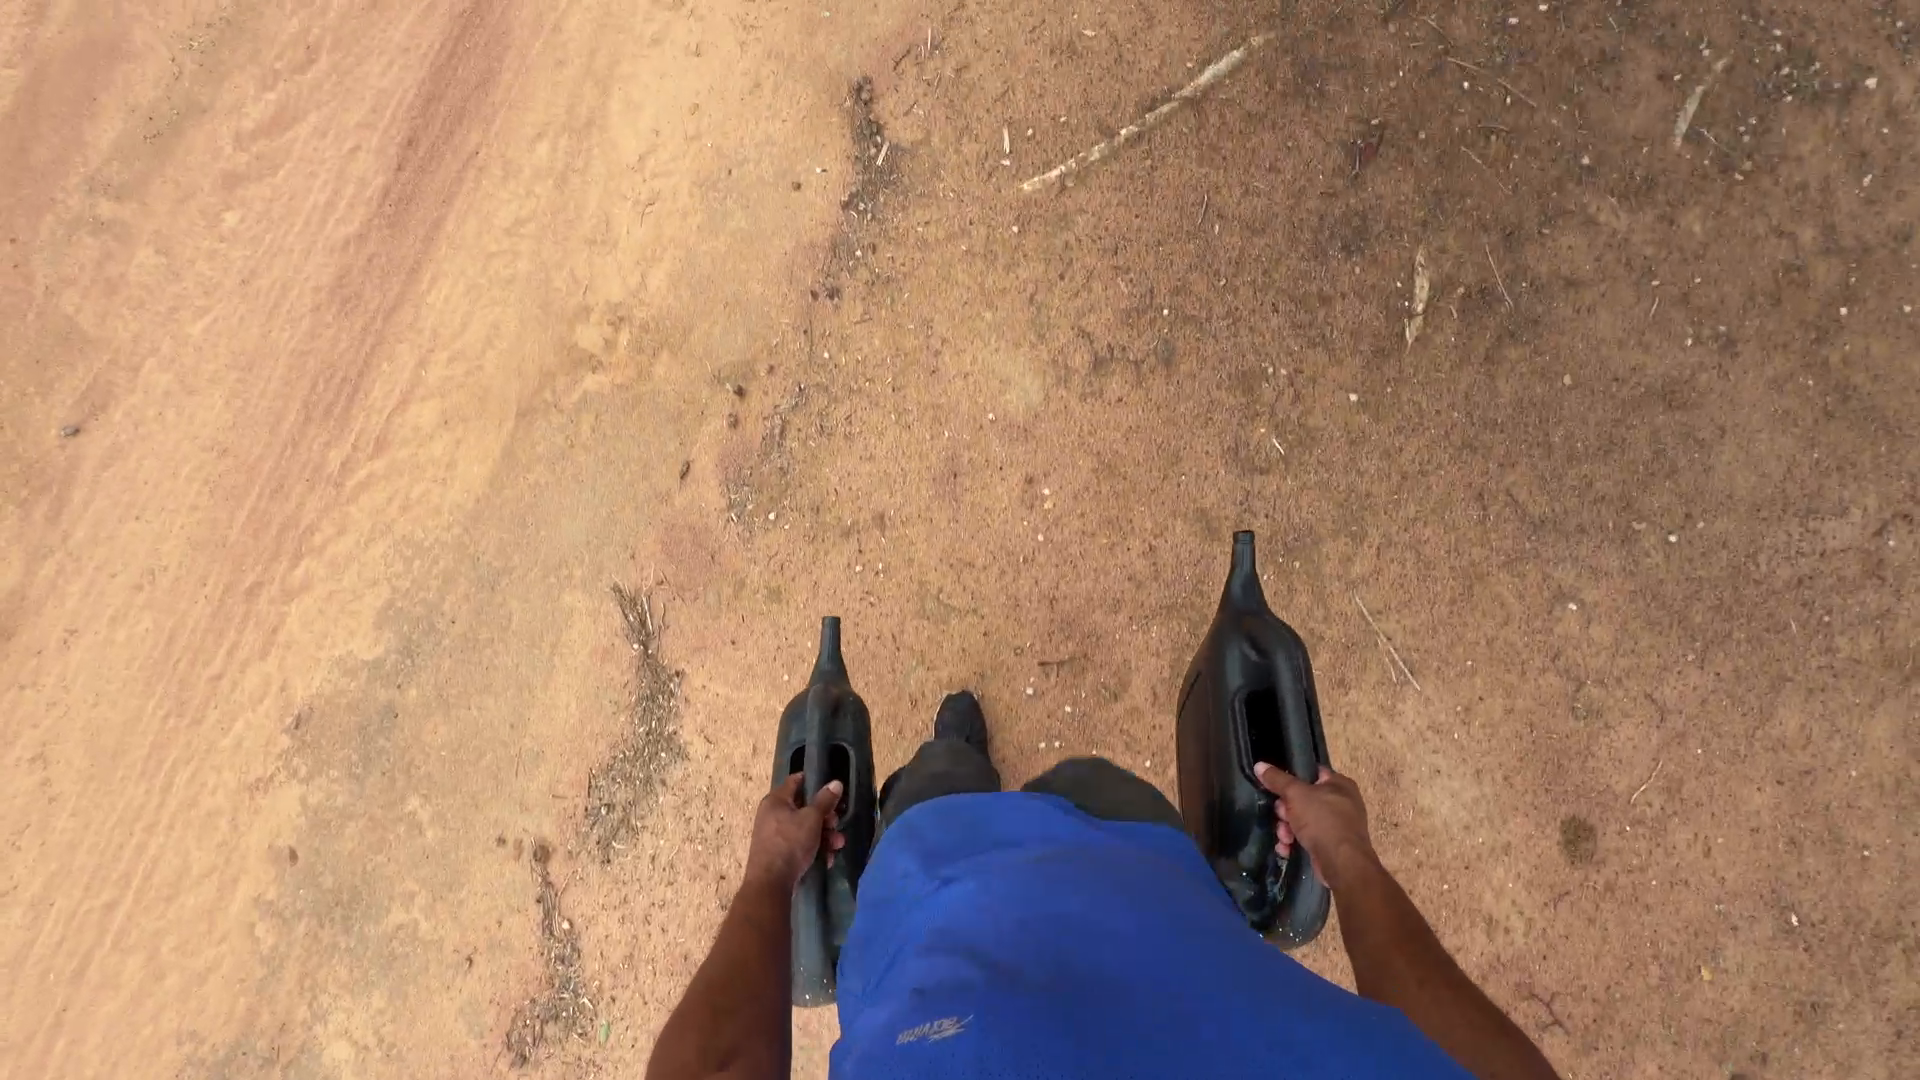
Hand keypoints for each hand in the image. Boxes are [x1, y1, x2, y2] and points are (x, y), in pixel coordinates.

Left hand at [743, 774, 844, 892]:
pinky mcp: (778, 854)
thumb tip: (836, 782)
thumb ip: (825, 800)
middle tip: (836, 824)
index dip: (815, 782)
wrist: (770, 885)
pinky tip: (827, 859)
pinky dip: (814, 848)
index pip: (796, 780)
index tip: (833, 790)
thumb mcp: (812, 818)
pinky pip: (800, 844)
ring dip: (824, 835)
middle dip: (826, 817)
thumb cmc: (790, 844)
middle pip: (804, 807)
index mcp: (776, 800)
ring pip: (805, 828)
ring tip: (837, 845)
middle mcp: (772, 815)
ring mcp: (774, 835)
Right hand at [1252, 763, 1379, 890]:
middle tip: (1282, 815)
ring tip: (1284, 837)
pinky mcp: (1331, 845)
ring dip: (1287, 828)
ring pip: (1302, 820)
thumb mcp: (1295, 794)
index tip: (1275, 786)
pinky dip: (1295, 841)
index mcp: (1339, 785)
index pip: (1311, 773)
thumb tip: (1259, 765)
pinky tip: (1287, 848)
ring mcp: (1338, 826)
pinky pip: (1308, 837)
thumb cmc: (1322, 820)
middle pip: (1302, 798)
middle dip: (1286, 810)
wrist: (1342, 864)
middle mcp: (1342, 803)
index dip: (1291, 778)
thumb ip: (1277, 779)